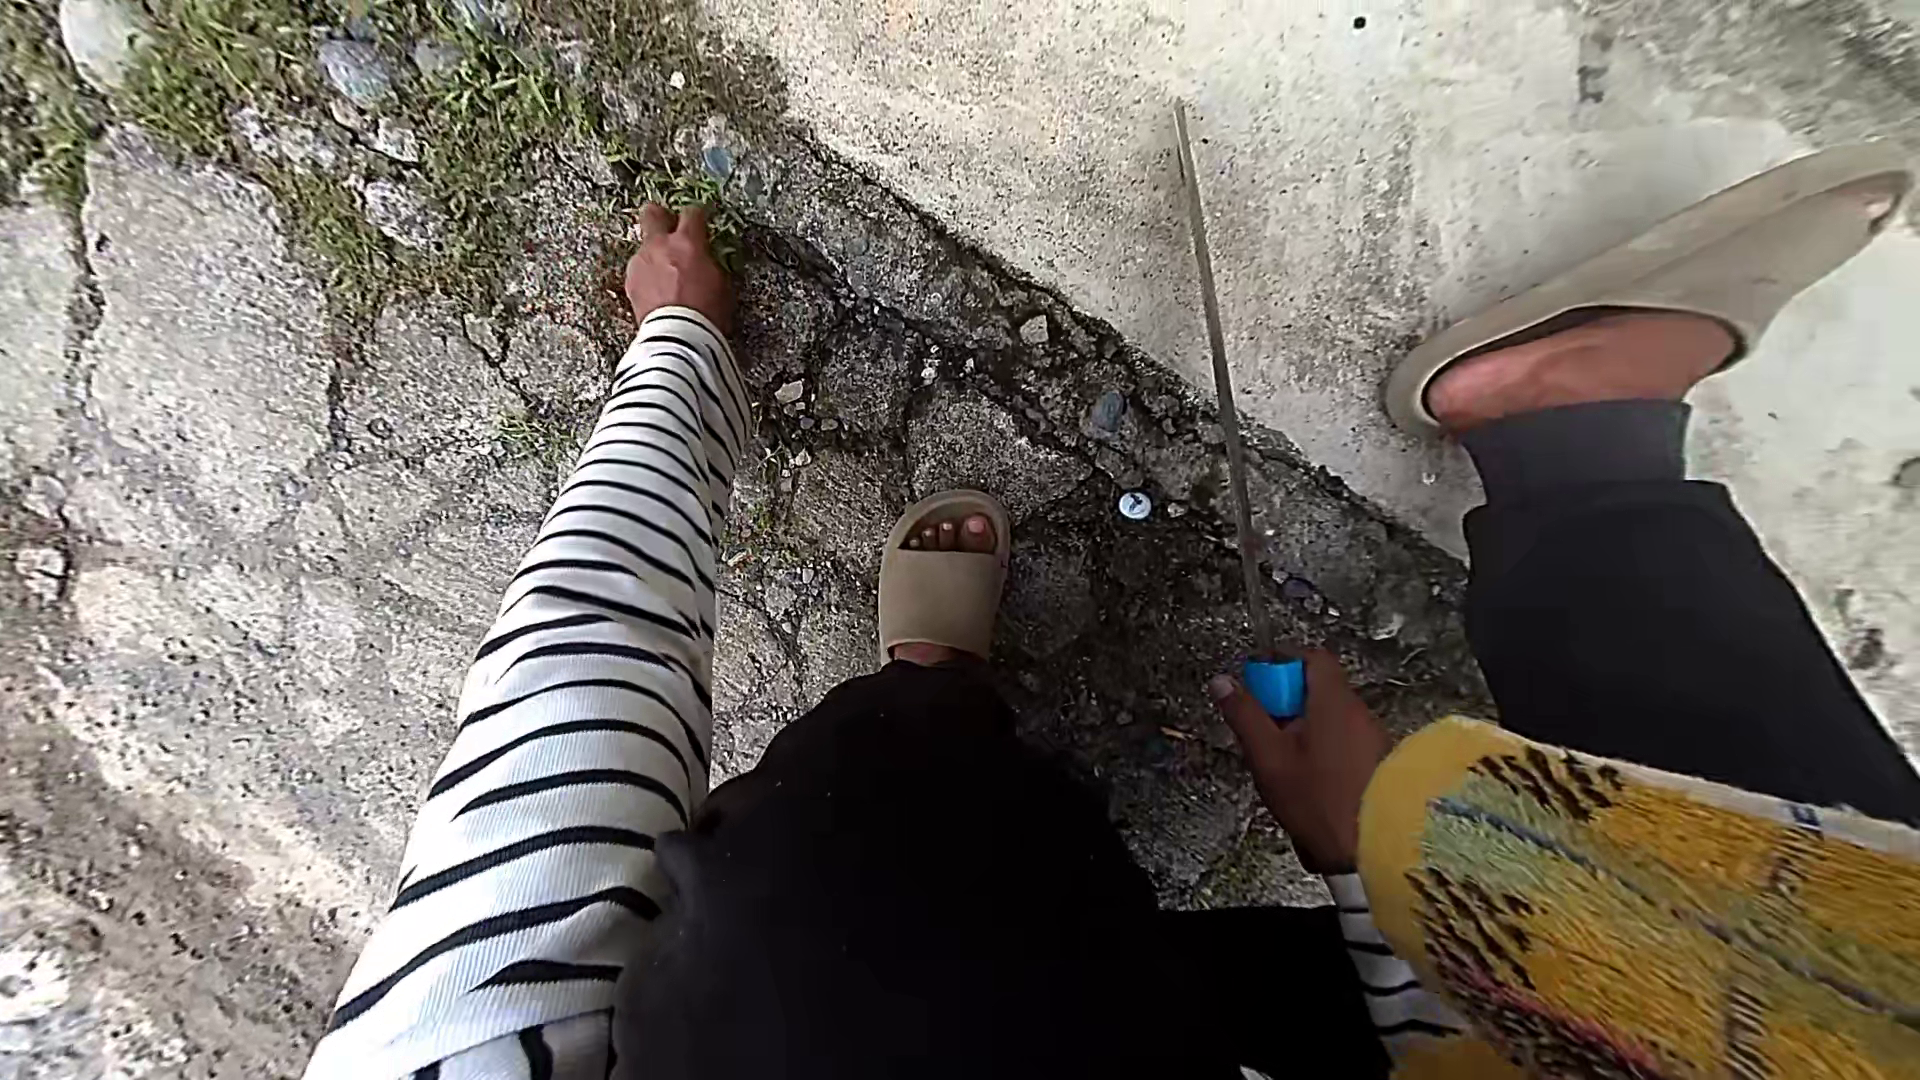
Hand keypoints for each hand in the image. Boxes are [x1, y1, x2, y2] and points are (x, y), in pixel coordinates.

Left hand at [624, 203, 734, 332]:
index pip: (692, 214)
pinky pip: (640, 271)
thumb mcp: (723, 287)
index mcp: (688, 243)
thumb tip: (706, 260)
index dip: (698, 216)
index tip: (700, 220)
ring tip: (668, 277)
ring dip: (656, 256)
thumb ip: (711, 265)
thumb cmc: (706, 314)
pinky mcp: (630, 281)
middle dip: (662, 217)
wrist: (678, 336)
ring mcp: (641, 261)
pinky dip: (648, 277)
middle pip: (653, 213)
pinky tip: (659, 293)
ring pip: (645, 246)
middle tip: (671, 229)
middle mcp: (660, 245)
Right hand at [1209, 650, 1389, 872]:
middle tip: (1261, 729)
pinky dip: (1322, 748)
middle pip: (1318, 689)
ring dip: (1302, 727)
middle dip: (1284, 701)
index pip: (1312, 657)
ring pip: (1330, 718)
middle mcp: (1360, 714)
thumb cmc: (1318, 799)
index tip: (1255, 679)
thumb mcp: (1268, 756)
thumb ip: (1243, 714)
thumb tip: (1221, 680)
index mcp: (1334, 702)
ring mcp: (1377, 741)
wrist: (1381, 856)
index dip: (1280, 659)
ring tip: (1281, 761)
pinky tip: (1309, 781)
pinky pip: (1344, 741)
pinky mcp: (1384, 767)